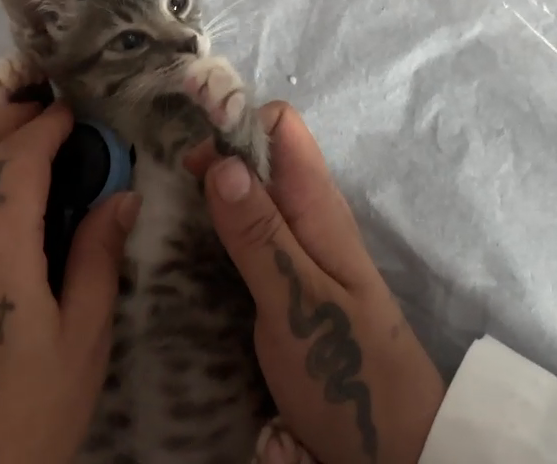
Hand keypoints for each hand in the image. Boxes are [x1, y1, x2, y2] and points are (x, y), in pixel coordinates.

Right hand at [187, 102, 444, 463]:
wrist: (392, 443)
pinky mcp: (287, 278)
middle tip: (166, 192)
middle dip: (213, 161)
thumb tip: (220, 160)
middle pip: (259, 157)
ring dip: (210, 197)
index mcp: (317, 205)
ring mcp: (298, 247)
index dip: (236, 125)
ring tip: (164, 218)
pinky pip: (248, 234)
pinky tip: (187, 253)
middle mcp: (308, 215)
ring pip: (250, 195)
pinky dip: (217, 230)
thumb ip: (259, 233)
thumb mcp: (296, 302)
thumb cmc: (347, 371)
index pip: (280, 125)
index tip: (189, 155)